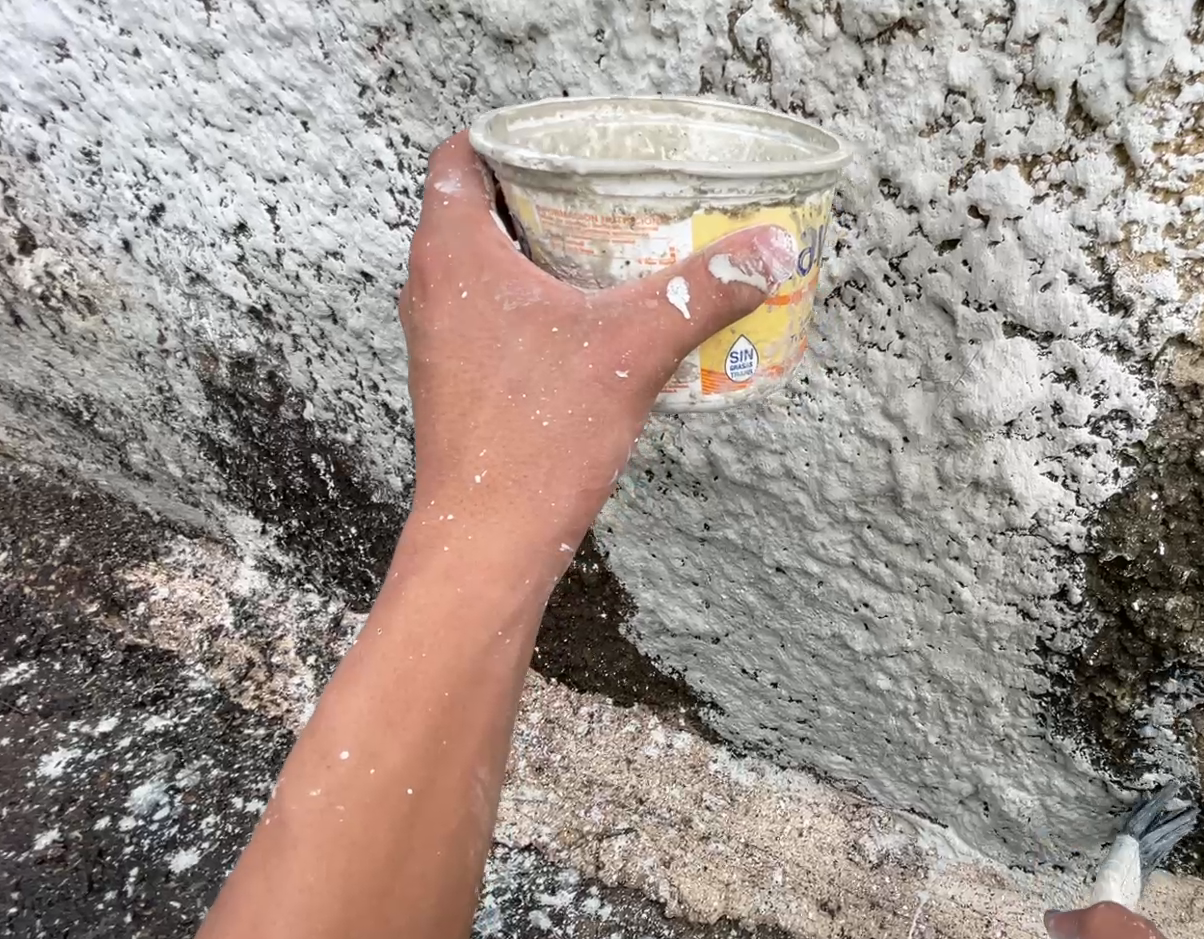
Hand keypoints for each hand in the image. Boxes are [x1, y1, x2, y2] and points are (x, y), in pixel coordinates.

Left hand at [397, 133, 798, 566]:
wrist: (493, 536)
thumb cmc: (541, 435)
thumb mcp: (635, 348)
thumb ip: (702, 292)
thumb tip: (769, 249)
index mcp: (455, 252)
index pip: (469, 154)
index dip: (524, 138)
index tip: (582, 147)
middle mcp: (435, 287)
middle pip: (489, 208)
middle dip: (553, 196)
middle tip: (619, 196)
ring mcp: (445, 338)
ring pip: (496, 268)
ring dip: (551, 255)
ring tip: (621, 254)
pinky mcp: (465, 380)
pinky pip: (503, 318)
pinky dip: (547, 307)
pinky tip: (602, 327)